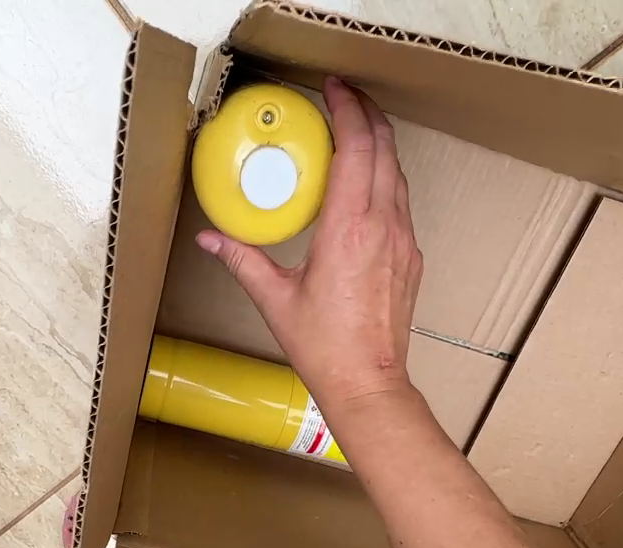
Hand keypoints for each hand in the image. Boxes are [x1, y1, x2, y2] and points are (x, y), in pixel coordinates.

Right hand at [199, 76, 423, 415]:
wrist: (367, 382)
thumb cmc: (326, 347)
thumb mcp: (275, 300)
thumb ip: (242, 261)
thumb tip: (211, 240)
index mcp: (349, 228)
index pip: (357, 146)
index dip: (347, 108)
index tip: (332, 90)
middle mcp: (384, 226)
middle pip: (385, 147)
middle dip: (367, 114)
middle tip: (343, 100)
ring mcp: (403, 241)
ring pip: (398, 173)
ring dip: (379, 146)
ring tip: (354, 136)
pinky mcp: (411, 258)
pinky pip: (402, 203)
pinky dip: (385, 181)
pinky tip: (366, 190)